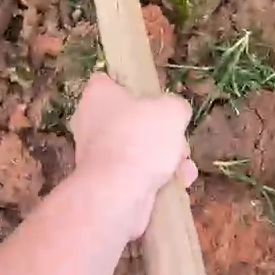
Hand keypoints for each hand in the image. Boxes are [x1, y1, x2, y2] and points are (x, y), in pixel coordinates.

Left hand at [68, 73, 197, 238]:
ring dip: (164, 158)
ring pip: (136, 148)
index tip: (155, 99)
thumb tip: (175, 114)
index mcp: (97, 94)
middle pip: (132, 119)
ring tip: (183, 167)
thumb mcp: (172, 111)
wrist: (118, 193)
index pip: (110, 80)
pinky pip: (134, 173)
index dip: (134, 87)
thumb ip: (176, 106)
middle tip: (178, 141)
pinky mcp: (104, 181)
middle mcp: (90, 121)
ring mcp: (95, 154)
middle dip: (161, 132)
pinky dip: (155, 178)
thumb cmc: (140, 138)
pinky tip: (177, 184)